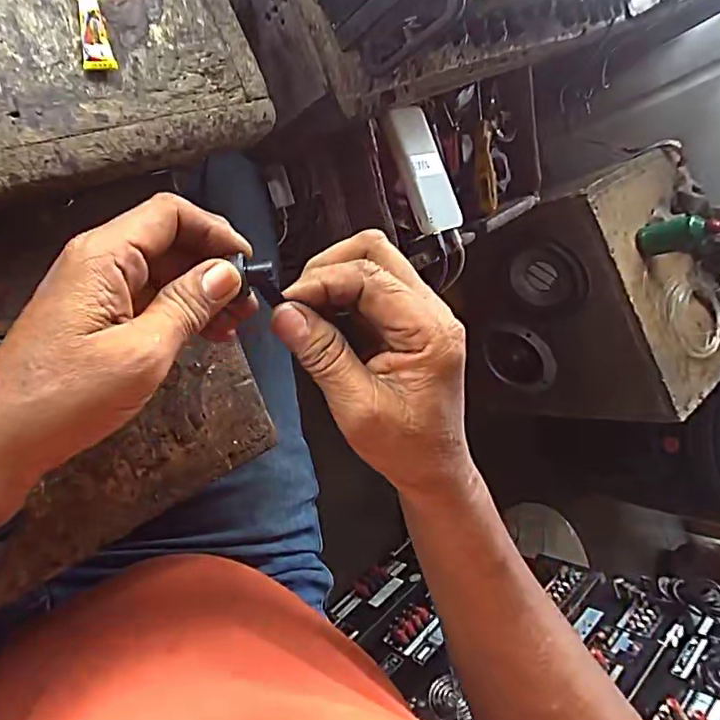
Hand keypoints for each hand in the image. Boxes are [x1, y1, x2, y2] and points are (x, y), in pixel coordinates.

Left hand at [0, 193, 254, 526]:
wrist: (0, 444)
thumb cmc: (58, 401)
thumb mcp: (142, 353)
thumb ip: (187, 306)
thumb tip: (224, 274)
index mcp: (102, 257)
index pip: (170, 214)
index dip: (215, 232)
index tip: (245, 263)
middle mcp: (95, 263)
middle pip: (168, 240)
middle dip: (212, 265)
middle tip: (244, 301)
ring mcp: (92, 290)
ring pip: (161, 271)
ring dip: (199, 291)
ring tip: (230, 323)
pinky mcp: (92, 316)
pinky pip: (145, 297)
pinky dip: (178, 310)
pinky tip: (202, 333)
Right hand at [271, 229, 472, 499]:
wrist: (432, 468)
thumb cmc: (408, 446)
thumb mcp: (356, 405)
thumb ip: (322, 354)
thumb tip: (287, 315)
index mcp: (428, 330)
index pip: (369, 275)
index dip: (321, 280)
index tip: (289, 301)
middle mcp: (431, 313)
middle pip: (374, 252)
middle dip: (327, 267)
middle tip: (297, 299)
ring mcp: (421, 314)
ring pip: (372, 264)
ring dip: (333, 280)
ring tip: (307, 312)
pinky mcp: (407, 322)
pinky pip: (371, 289)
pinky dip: (340, 296)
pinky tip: (324, 321)